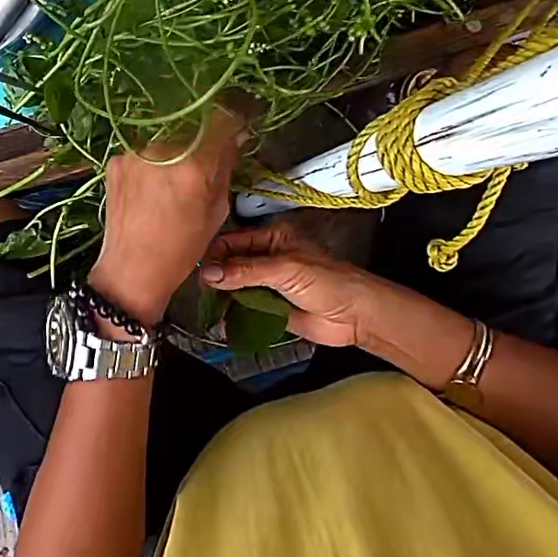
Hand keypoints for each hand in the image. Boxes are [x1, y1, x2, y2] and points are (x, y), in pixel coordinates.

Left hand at [89, 107, 244, 323]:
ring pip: (164, 136)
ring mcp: (134, 153)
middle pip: (189, 125)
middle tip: (201, 163)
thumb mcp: (217, 208)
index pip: (219, 119)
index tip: (235, 124)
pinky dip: (151, 161)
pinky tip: (150, 186)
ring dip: (173, 150)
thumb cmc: (181, 246)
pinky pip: (143, 150)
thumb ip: (225, 165)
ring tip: (171, 181)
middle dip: (200, 138)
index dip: (231, 119)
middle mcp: (160, 150)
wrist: (132, 267)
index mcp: (192, 164)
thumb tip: (235, 136)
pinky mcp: (115, 159)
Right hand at [197, 221, 386, 347]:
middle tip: (200, 290)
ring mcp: (266, 282)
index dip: (214, 255)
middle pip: (229, 263)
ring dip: (221, 294)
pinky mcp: (269, 306)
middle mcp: (265, 257)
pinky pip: (243, 306)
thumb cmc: (327, 282)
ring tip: (205, 305)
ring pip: (233, 285)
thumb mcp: (285, 270)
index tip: (200, 271)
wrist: (357, 317)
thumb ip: (246, 271)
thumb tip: (209, 274)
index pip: (232, 241)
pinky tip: (218, 318)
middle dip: (215, 275)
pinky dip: (231, 311)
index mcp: (270, 238)